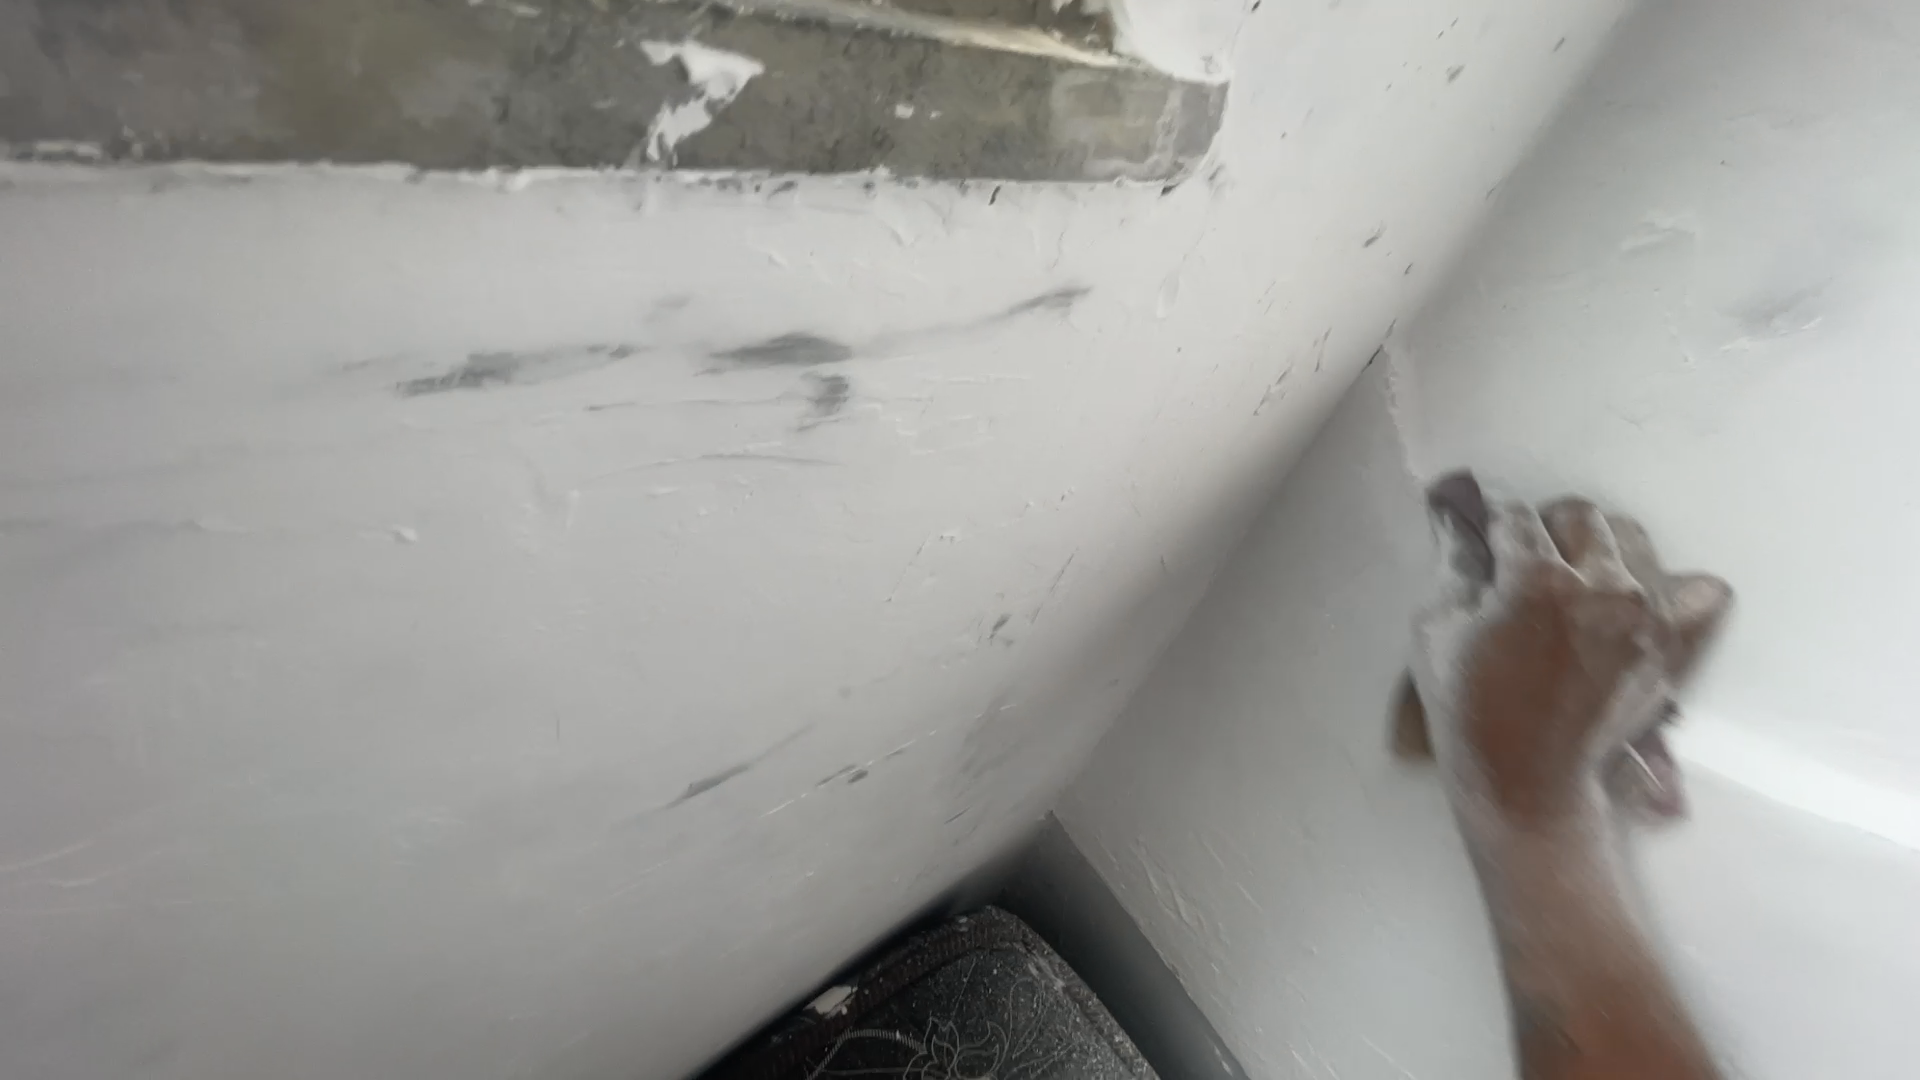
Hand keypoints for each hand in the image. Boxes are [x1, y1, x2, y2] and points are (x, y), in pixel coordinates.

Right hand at [1404, 471, 1731, 826]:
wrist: (1524, 776)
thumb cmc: (1464, 703)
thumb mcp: (1434, 630)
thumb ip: (1454, 571)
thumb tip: (1459, 528)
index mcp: (1535, 582)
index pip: (1515, 517)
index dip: (1490, 516)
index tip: (1480, 523)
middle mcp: (1602, 587)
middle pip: (1579, 515)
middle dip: (1543, 524)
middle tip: (1521, 554)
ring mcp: (1649, 616)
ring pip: (1632, 539)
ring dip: (1595, 546)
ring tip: (1572, 576)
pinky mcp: (1675, 645)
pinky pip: (1701, 592)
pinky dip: (1669, 588)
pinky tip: (1631, 603)